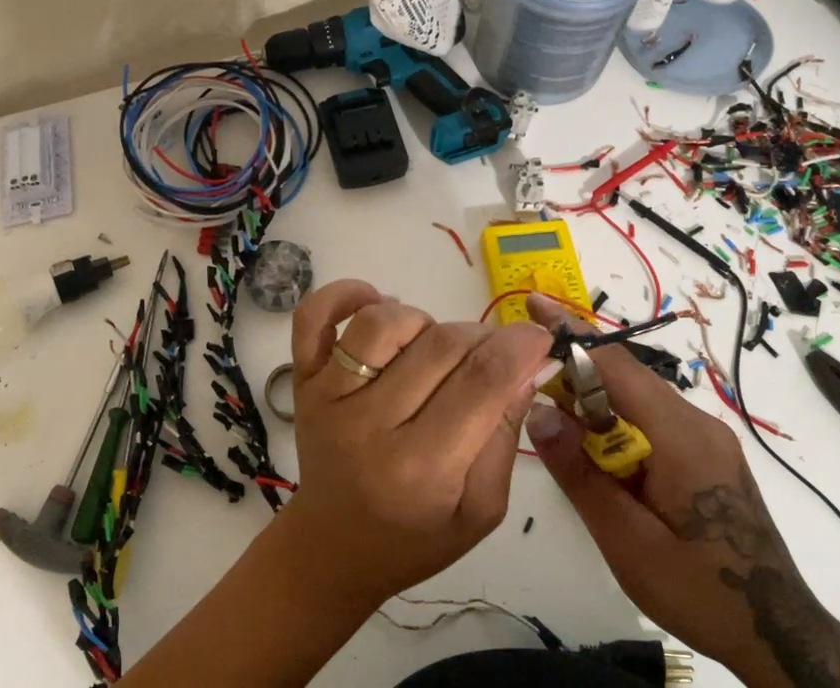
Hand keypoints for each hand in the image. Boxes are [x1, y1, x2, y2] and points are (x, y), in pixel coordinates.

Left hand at [278, 279, 556, 606]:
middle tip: (493, 353)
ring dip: (423, 321)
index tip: (538, 338)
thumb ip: (505, 438)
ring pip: (382, 322)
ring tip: (435, 347)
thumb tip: (529, 365)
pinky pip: (313, 317)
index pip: (481, 382)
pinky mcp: (302, 378)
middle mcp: (370, 422)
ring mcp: (328, 395)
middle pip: (439, 345)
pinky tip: (377, 301)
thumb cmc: (415, 536)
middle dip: (482, 338)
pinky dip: (343, 294)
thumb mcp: (480, 510)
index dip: (519, 348)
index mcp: (422, 466)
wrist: (335, 545)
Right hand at [522, 294, 839, 687]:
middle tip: (524, 382)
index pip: (616, 366)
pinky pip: (650, 424)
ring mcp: (707, 441)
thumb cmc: (699, 590)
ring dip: (592, 405)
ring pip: (636, 403)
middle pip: (624, 380)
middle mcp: (698, 425)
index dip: (570, 334)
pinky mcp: (706, 459)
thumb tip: (538, 411)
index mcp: (681, 436)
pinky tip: (592, 454)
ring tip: (552, 424)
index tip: (530, 305)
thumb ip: (580, 473)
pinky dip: (614, 427)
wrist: (776, 636)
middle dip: (573, 373)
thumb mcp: (626, 539)